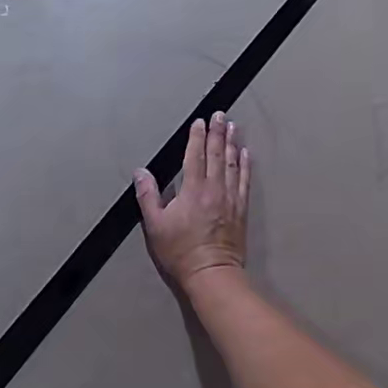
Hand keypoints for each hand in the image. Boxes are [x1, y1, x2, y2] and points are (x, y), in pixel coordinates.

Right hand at [134, 112, 251, 290]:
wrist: (212, 272)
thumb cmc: (181, 251)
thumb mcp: (155, 225)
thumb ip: (148, 196)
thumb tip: (141, 173)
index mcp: (192, 190)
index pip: (195, 156)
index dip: (196, 137)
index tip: (199, 122)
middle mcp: (214, 189)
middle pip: (216, 154)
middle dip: (217, 132)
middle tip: (219, 115)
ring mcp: (230, 198)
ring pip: (232, 164)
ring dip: (232, 143)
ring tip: (233, 127)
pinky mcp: (240, 209)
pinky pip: (244, 181)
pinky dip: (245, 166)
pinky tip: (245, 154)